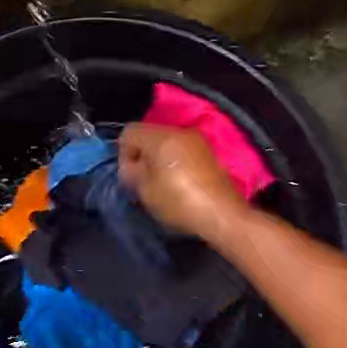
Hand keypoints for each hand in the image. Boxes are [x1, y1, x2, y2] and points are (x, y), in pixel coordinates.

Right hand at [118, 124, 249, 239]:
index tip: (129, 176)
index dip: (123, 153)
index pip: (130, 131)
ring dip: (158, 160)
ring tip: (160, 185)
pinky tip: (178, 185)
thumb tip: (130, 167)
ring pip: (167, 144)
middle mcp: (181, 132)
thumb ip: (131, 173)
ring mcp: (198, 142)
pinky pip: (182, 152)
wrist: (222, 215)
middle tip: (142, 182)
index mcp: (162, 137)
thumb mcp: (145, 191)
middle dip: (141, 156)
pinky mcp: (209, 155)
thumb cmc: (180, 203)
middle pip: (149, 136)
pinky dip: (174, 163)